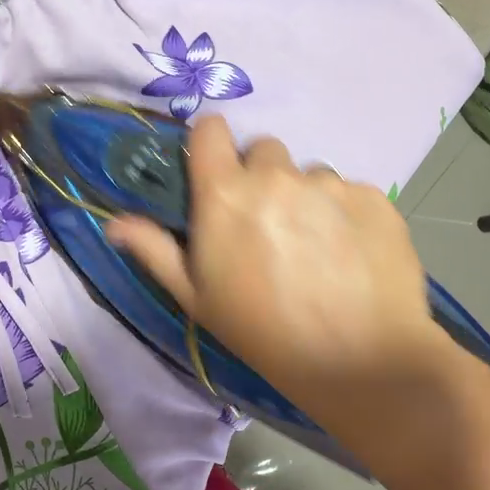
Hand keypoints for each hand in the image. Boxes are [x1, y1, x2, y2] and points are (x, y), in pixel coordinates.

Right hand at [105, 116, 458, 417]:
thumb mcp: (195, 296)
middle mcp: (275, 175)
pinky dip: (346, 214)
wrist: (357, 360)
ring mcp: (329, 184)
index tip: (215, 170)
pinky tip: (349, 255)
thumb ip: (154, 249)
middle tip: (266, 223)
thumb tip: (114, 223)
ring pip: (309, 174)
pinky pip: (350, 192)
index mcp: (224, 192)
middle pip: (263, 150)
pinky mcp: (375, 198)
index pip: (210, 129)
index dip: (210, 144)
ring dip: (305, 197)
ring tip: (315, 246)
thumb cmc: (260, 330)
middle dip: (260, 176)